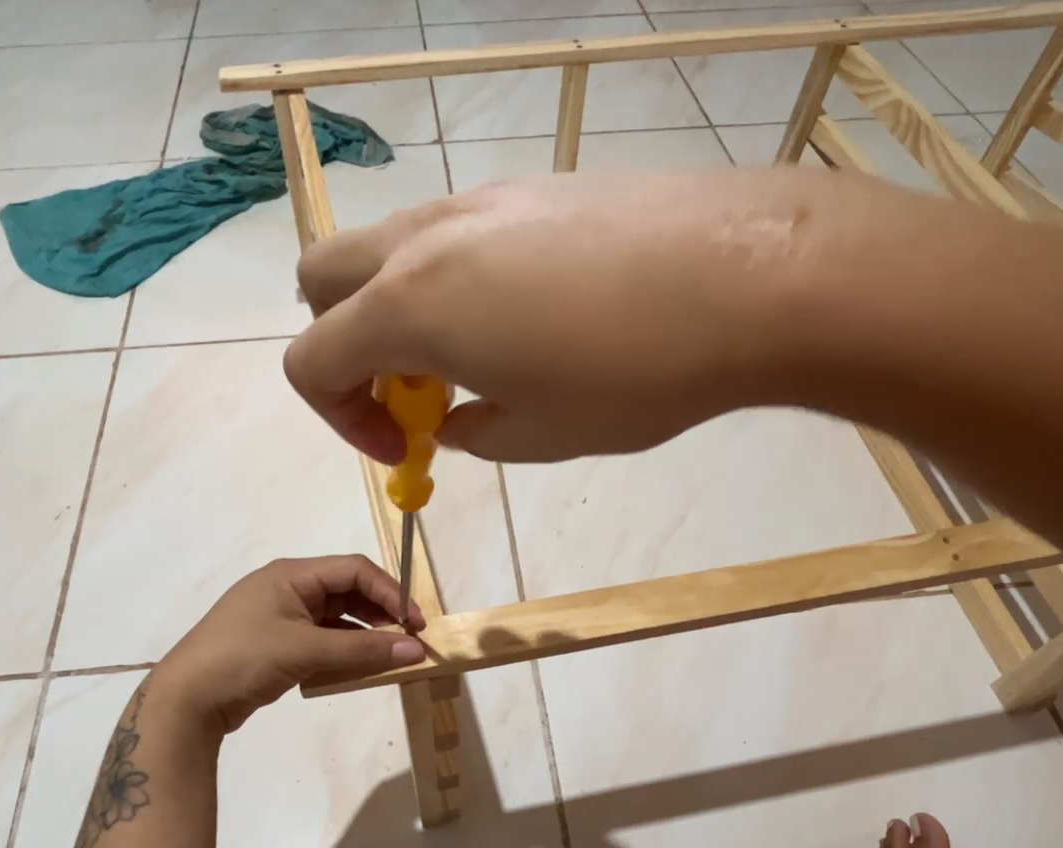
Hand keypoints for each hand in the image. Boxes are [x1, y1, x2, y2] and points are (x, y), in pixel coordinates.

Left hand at [146, 556, 426, 736]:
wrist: (186, 700)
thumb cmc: (243, 659)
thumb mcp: (305, 651)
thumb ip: (362, 649)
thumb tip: (414, 649)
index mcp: (292, 574)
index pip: (354, 570)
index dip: (390, 592)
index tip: (415, 623)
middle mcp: (289, 588)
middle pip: (348, 590)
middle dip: (381, 613)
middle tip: (409, 641)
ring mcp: (282, 616)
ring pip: (338, 617)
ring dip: (365, 634)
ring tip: (391, 656)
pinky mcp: (279, 643)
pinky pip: (323, 638)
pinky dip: (345, 649)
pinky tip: (362, 667)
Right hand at [283, 168, 878, 462]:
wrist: (751, 274)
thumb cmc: (634, 375)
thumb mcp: (540, 436)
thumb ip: (471, 433)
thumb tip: (450, 419)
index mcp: (410, 306)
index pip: (311, 360)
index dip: (339, 419)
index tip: (404, 445)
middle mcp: (425, 240)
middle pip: (322, 280)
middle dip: (344, 345)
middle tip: (412, 390)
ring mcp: (478, 201)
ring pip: (388, 249)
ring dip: (398, 310)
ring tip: (475, 358)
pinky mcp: (531, 186)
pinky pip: (454, 233)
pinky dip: (453, 281)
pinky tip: (530, 317)